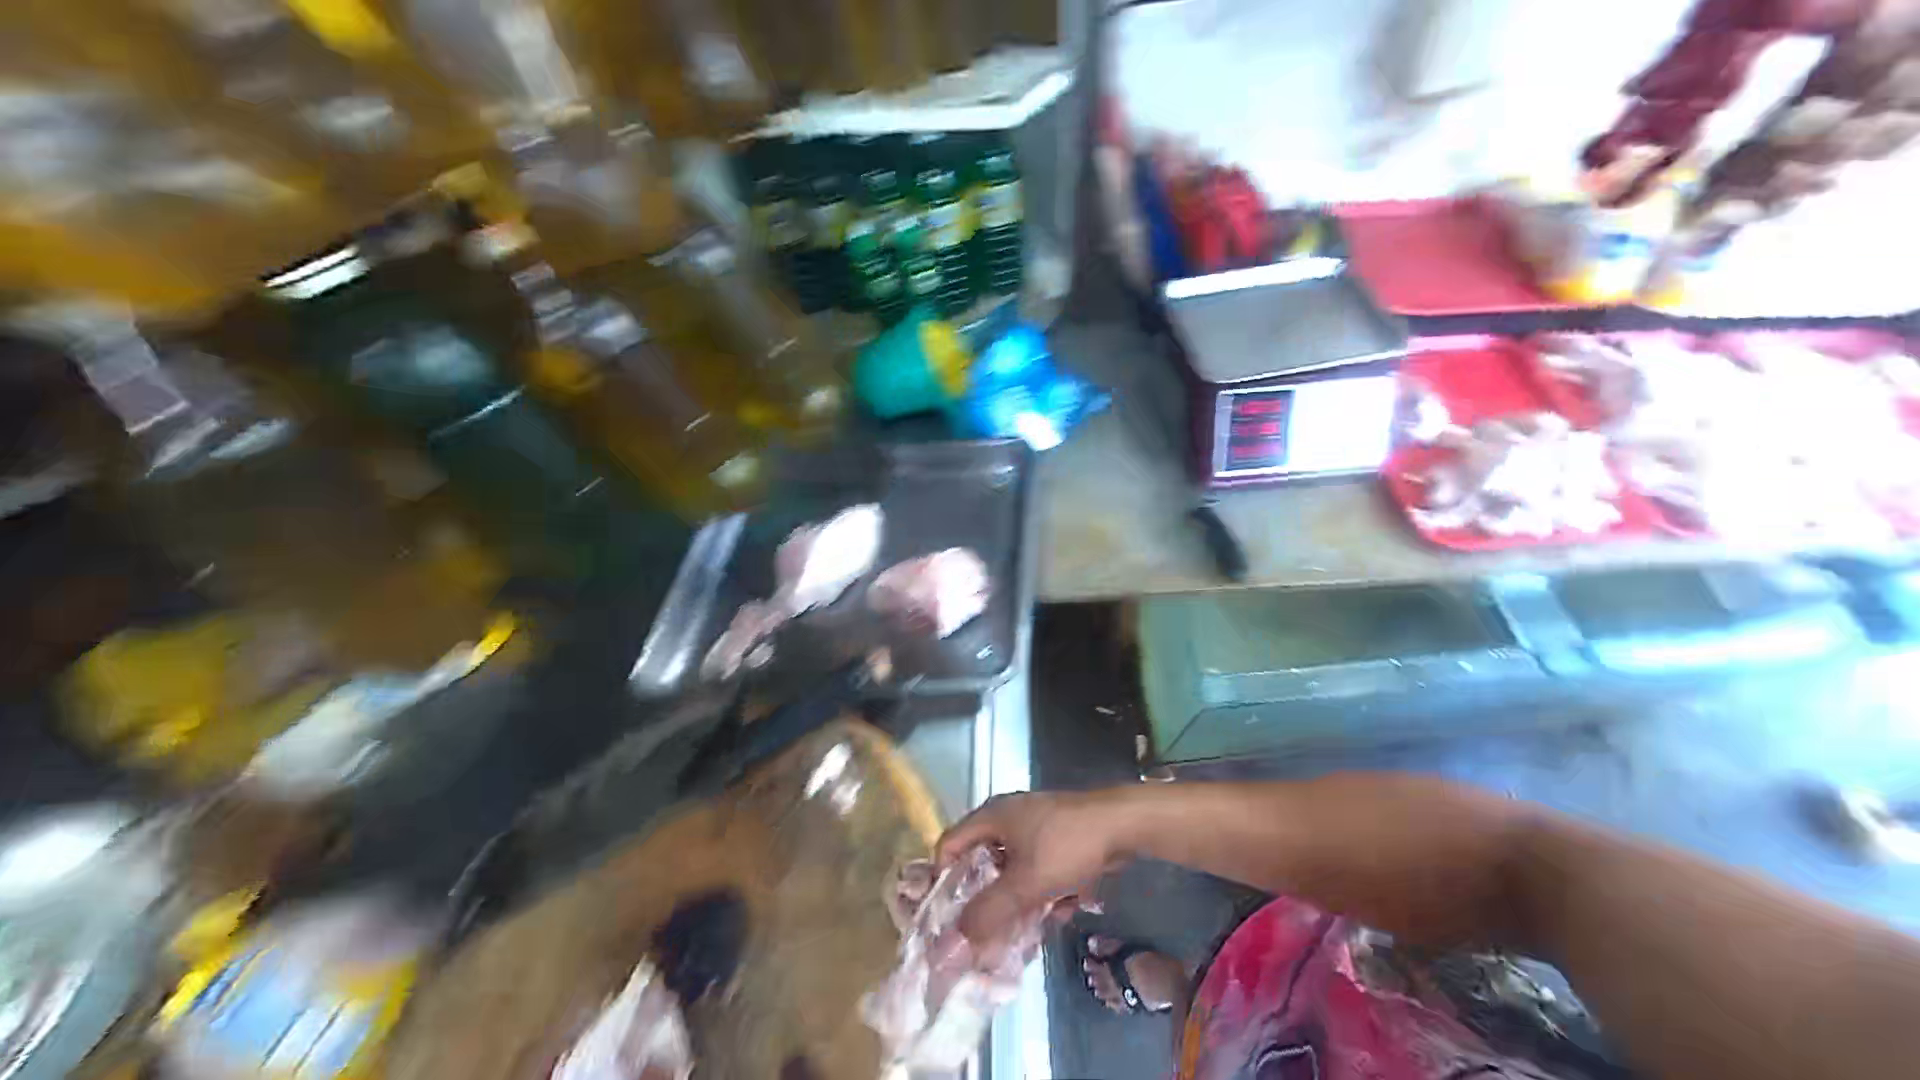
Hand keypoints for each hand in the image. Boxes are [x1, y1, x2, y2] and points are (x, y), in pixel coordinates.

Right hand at [935, 791, 1132, 958]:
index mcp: (991, 817)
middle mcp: (1007, 818)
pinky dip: (1046, 889)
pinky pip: (1039, 869)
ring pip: (1014, 871)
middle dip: (989, 899)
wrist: (1121, 825)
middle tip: (989, 930)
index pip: (950, 845)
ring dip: (1021, 900)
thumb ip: (990, 912)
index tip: (947, 915)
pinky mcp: (1057, 838)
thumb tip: (955, 941)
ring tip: (1033, 925)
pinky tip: (1064, 907)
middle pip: (983, 862)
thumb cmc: (1066, 846)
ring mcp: (1034, 826)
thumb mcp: (1025, 883)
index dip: (942, 878)